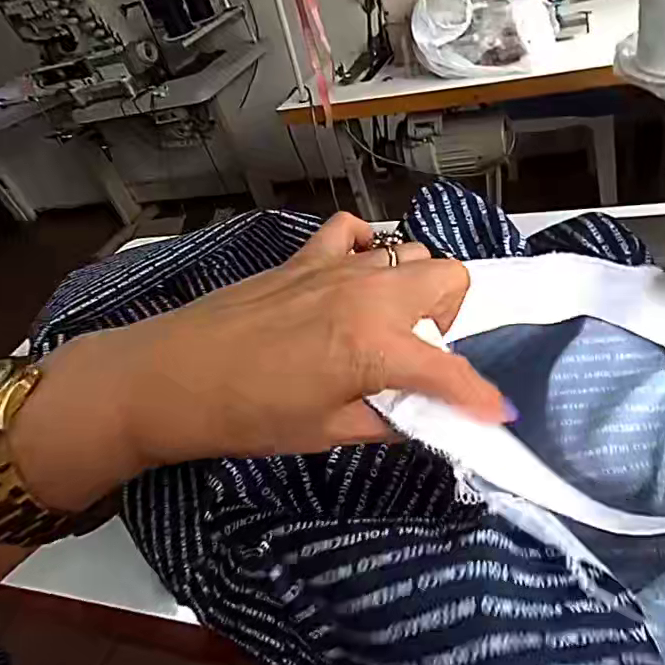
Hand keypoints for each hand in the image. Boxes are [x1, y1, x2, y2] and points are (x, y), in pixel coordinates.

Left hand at [11, 214, 506, 510]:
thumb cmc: (247, 416)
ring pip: (410, 252)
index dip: (480, 395)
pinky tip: (354, 280)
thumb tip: (426, 414)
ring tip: (392, 321)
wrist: (166, 379)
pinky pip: (353, 233)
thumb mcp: (329, 432)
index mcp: (374, 345)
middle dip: (455, 317)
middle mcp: (367, 293)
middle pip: (450, 277)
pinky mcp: (305, 256)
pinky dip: (366, 251)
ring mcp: (335, 267)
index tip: (498, 411)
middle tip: (426, 351)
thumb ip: (390, 417)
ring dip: (416, 286)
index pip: (450, 370)